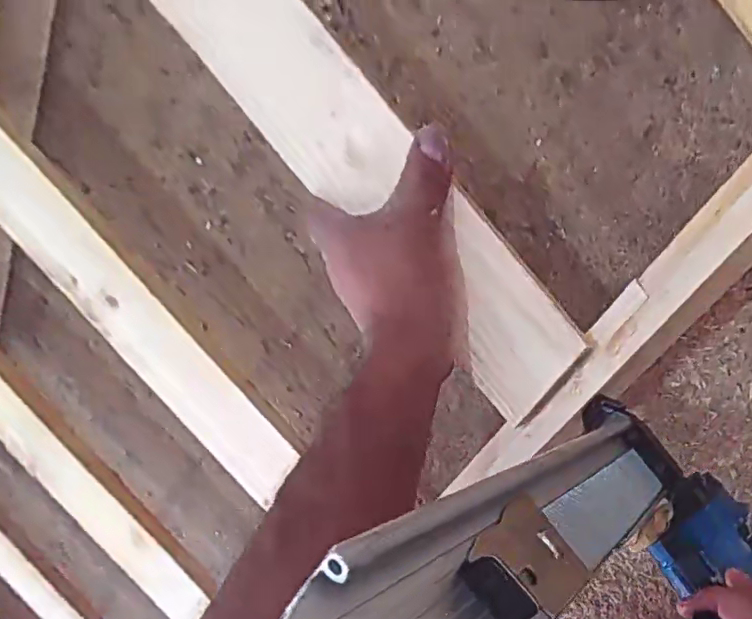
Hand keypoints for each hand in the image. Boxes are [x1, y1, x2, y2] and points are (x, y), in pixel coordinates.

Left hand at [308, 124, 463, 362]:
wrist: (416, 352)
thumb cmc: (406, 282)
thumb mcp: (420, 222)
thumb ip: (424, 181)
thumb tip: (432, 134)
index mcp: (334, 236)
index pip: (319, 210)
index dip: (333, 201)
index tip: (352, 197)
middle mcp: (338, 268)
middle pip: (345, 241)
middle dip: (365, 232)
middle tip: (395, 221)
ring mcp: (361, 302)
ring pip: (369, 271)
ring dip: (387, 263)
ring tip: (419, 255)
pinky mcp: (385, 326)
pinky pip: (392, 298)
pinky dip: (406, 292)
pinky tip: (429, 290)